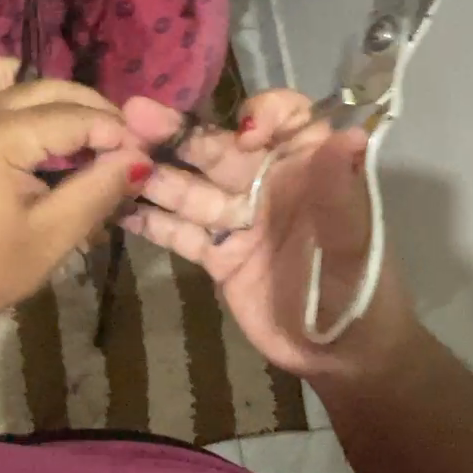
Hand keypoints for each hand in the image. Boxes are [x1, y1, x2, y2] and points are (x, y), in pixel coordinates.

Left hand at [0, 58, 152, 347]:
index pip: (76, 117)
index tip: (146, 156)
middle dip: (92, 111)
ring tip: (71, 128)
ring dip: (43, 93)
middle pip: (46, 88)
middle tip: (124, 146)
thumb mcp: (54, 234)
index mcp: (2, 135)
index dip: (117, 133)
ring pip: (2, 78)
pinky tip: (7, 118)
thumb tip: (140, 158)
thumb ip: (99, 189)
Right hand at [119, 91, 414, 378]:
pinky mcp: (218, 256)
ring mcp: (239, 220)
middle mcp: (270, 184)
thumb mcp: (356, 246)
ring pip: (191, 189)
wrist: (343, 357)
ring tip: (111, 157)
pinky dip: (150, 221)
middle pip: (220, 149)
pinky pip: (180, 232)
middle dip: (179, 133)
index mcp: (311, 170)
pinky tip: (114, 207)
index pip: (287, 120)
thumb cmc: (362, 296)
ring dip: (153, 173)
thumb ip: (341, 195)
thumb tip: (346, 136)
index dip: (262, 116)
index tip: (242, 135)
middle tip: (133, 115)